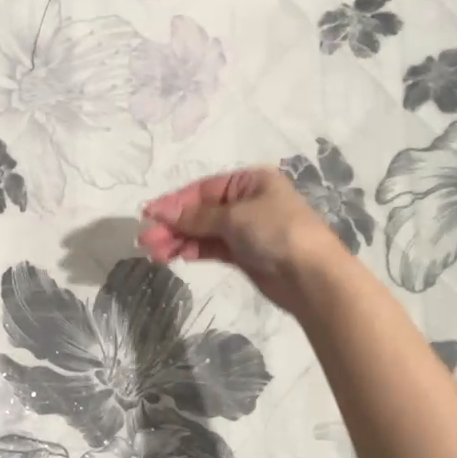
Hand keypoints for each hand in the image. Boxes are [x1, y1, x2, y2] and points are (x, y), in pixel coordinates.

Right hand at [138, 166, 345, 313]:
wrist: (310, 275)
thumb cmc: (277, 232)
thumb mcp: (234, 217)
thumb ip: (196, 216)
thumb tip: (160, 212)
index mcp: (249, 182)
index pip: (202, 189)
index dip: (174, 202)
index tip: (148, 215)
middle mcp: (246, 202)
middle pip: (199, 211)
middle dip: (172, 225)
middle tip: (146, 242)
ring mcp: (244, 229)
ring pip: (202, 232)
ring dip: (178, 240)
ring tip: (156, 254)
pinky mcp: (242, 253)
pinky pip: (210, 248)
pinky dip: (193, 250)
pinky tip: (178, 256)